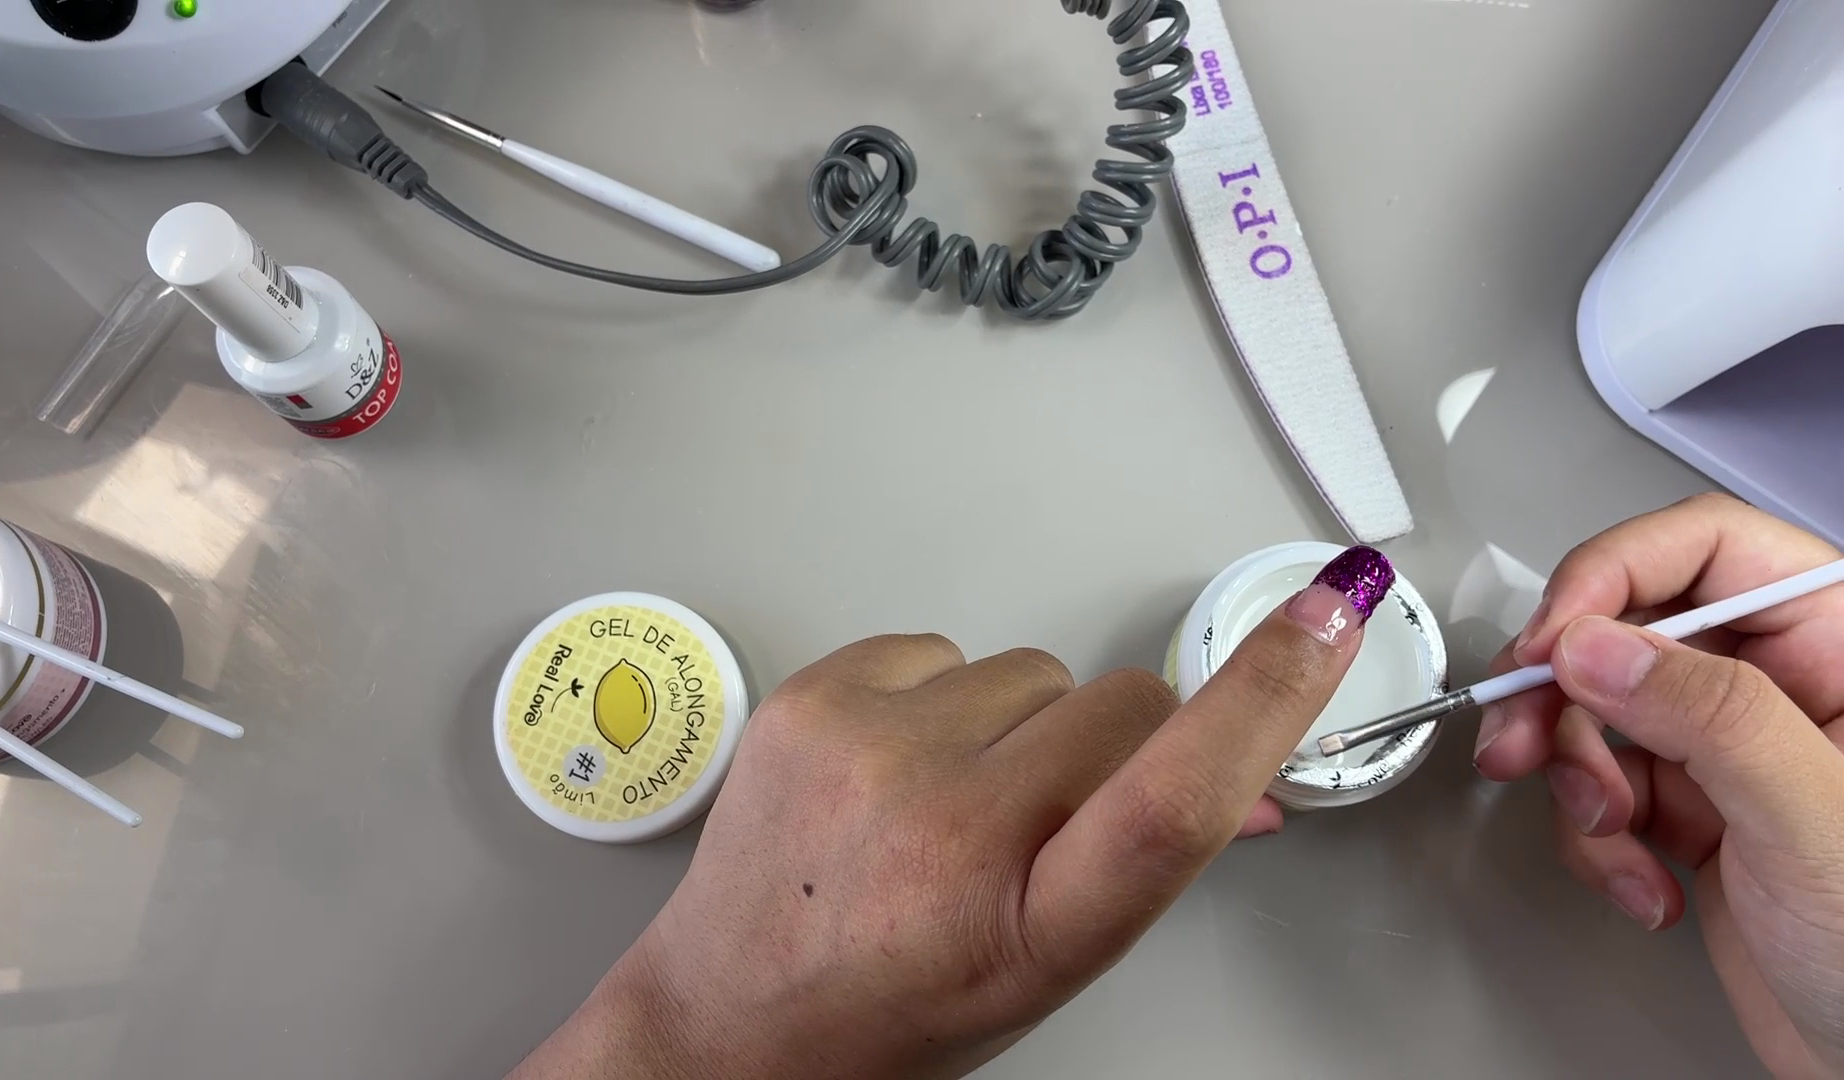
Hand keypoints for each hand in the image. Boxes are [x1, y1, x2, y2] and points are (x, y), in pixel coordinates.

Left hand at [512, 548, 1391, 1078]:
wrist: (732, 1008)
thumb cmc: (894, 1002)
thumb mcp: (1046, 952)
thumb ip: (1141, 852)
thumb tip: (1239, 772)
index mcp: (1025, 919)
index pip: (1173, 793)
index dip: (1266, 695)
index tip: (1325, 615)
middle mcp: (944, 825)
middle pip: (1114, 700)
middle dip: (1110, 734)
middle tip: (1035, 799)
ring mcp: (867, 748)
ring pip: (1025, 666)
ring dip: (1015, 717)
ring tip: (946, 790)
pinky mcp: (816, 695)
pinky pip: (938, 647)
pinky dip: (940, 692)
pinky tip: (894, 759)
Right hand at [1474, 495, 1843, 1077]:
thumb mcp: (1823, 832)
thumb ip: (1713, 721)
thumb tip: (1583, 643)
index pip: (1711, 550)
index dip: (1614, 575)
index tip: (1549, 645)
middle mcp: (1785, 689)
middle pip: (1620, 634)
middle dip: (1560, 700)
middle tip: (1522, 749)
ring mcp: (1729, 749)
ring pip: (1591, 711)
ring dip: (1574, 778)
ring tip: (1611, 841)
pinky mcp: (1684, 802)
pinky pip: (1593, 779)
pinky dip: (1592, 833)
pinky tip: (1642, 883)